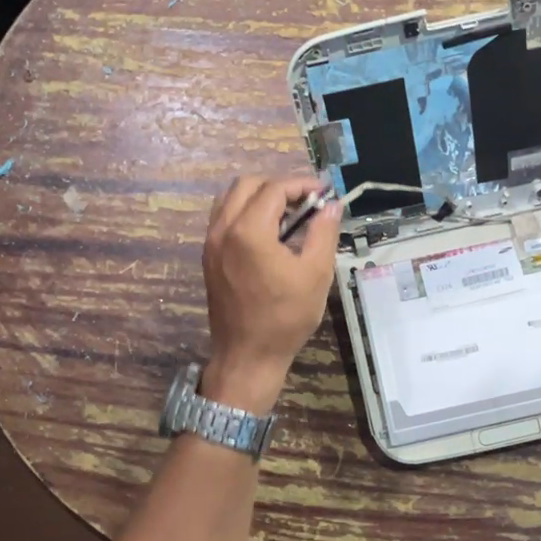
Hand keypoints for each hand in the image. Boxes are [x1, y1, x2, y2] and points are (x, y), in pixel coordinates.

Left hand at [199, 174, 342, 411]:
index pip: (274, 189)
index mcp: (249, 231)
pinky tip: (268, 233)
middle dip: (279, 186)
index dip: (301, 185)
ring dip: (258, 197)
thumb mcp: (316, 274)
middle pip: (247, 184)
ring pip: (230, 199)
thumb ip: (324, 233)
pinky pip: (223, 218)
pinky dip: (244, 213)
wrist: (247, 356)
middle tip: (306, 203)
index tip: (323, 193)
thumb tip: (332, 206)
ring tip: (287, 215)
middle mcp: (223, 229)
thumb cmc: (285, 317)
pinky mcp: (208, 256)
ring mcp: (211, 243)